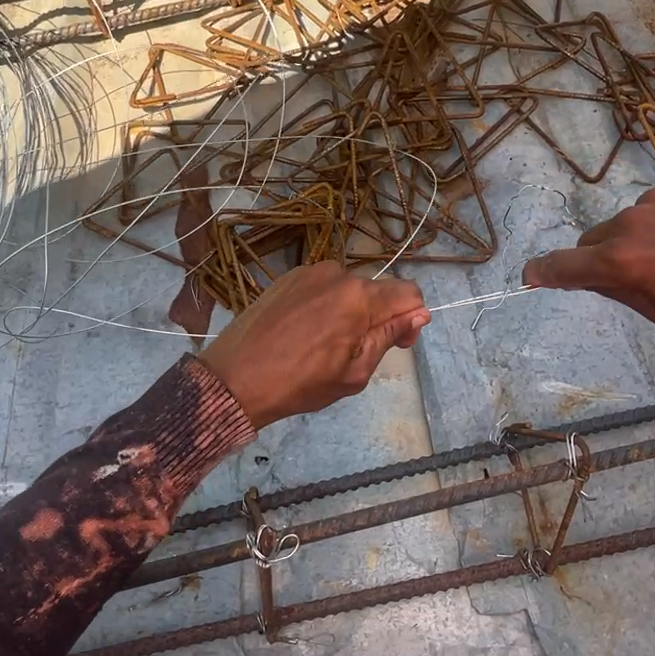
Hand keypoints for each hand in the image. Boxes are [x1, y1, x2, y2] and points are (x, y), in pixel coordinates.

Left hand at [199, 261, 429, 428]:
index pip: (409, 293)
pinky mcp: (288, 277)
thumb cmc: (300, 383)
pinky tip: (305, 332)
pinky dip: (325, 306)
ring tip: (324, 344)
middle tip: (355, 353)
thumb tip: (420, 314)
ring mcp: (310, 272)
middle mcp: (338, 273)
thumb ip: (389, 337)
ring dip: (350, 311)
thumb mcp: (355, 371)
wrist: (235, 378)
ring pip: (349, 289)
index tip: (397, 344)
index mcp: (359, 297)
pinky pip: (322, 287)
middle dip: (378, 317)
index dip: (412, 319)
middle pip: (378, 291)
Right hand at [522, 177, 654, 328]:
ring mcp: (651, 199)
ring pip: (624, 222)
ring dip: (636, 236)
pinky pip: (653, 204)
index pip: (561, 265)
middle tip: (636, 273)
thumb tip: (588, 276)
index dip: (543, 271)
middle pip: (592, 241)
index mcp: (618, 263)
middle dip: (601, 257)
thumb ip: (616, 290)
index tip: (532, 275)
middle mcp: (626, 225)